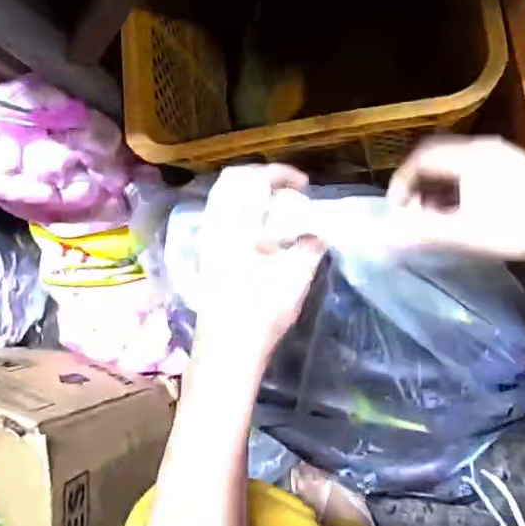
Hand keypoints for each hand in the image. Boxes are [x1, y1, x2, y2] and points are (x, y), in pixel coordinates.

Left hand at [188, 165, 326, 367]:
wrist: (227, 350)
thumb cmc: (261, 313)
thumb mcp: (296, 278)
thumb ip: (310, 246)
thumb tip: (317, 233)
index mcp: (235, 226)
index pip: (254, 181)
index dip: (281, 175)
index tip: (305, 185)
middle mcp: (216, 226)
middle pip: (232, 180)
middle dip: (263, 177)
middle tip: (290, 189)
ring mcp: (207, 239)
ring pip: (224, 196)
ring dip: (251, 192)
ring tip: (279, 206)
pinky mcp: (207, 254)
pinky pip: (222, 213)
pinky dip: (243, 208)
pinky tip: (263, 227)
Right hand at [387, 137, 524, 259]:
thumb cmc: (520, 225)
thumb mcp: (466, 234)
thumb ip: (423, 233)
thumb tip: (386, 237)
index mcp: (467, 156)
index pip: (419, 160)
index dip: (401, 184)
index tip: (395, 211)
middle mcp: (482, 147)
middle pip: (437, 159)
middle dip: (419, 186)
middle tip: (413, 214)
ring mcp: (502, 154)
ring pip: (456, 165)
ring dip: (440, 188)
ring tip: (437, 217)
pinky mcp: (518, 165)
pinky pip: (475, 170)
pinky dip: (460, 187)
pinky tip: (467, 212)